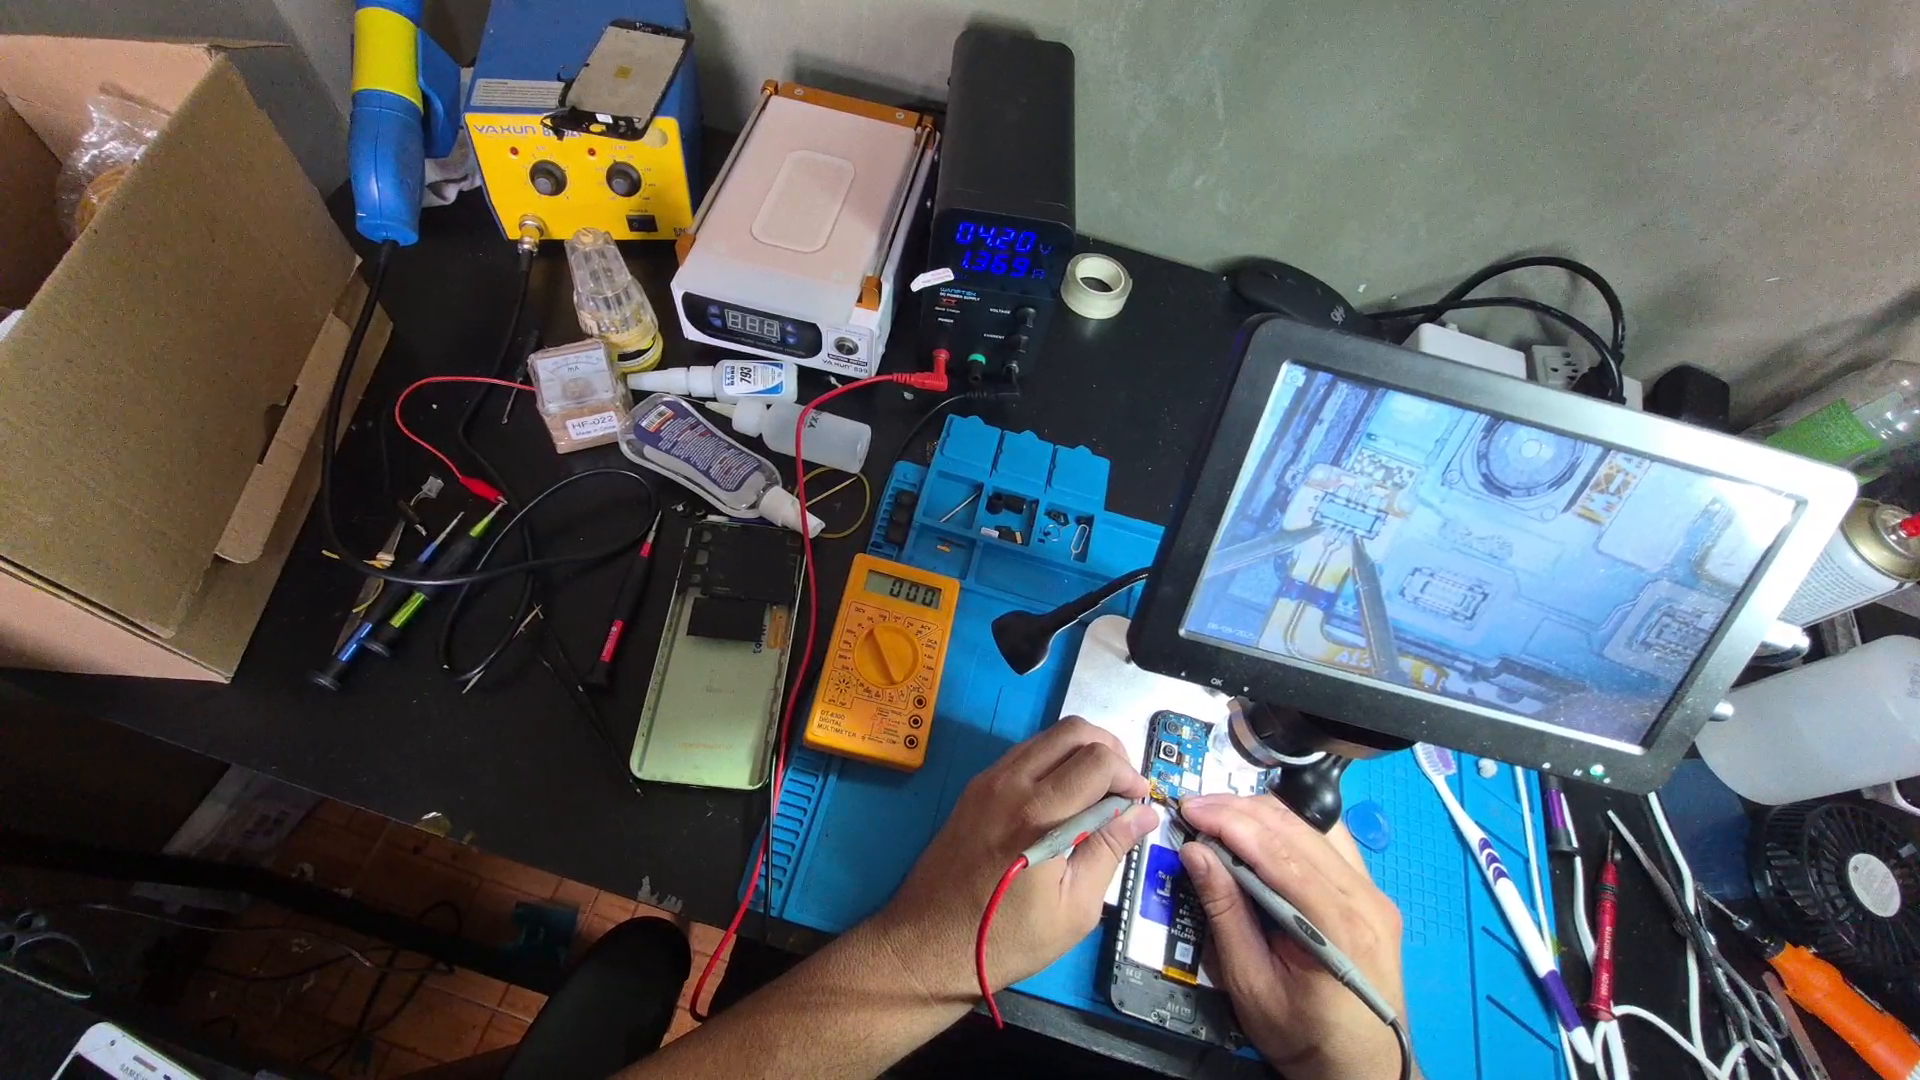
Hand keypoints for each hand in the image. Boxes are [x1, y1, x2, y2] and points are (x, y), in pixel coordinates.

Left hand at [870, 716, 1157, 999]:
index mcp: (1041, 816)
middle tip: (1124, 788)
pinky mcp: (977, 784)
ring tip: (1099, 791)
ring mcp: (991, 779)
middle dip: (1111, 750)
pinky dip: (1054, 759)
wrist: (929, 941)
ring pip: (1048, 735)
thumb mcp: (1074, 909)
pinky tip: (1064, 795)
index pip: (1099, 760)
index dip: (1131, 775)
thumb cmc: (1007, 938)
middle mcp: (1013, 783)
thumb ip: (1110, 849)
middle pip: (1075, 730)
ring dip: (1082, 750)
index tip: (1141, 802)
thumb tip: (1144, 813)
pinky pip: (1025, 752)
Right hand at [1178, 794, 1408, 1079]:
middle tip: (1194, 809)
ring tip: (1218, 814)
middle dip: (1238, 809)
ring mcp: (1374, 891)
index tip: (1190, 809)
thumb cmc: (1304, 1036)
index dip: (1230, 821)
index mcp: (1340, 926)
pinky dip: (1286, 824)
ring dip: (1260, 811)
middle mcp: (1366, 898)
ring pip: (1312, 823)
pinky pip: (1327, 837)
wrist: (1362, 1070)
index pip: (1279, 851)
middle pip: (1295, 828)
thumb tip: (1195, 851)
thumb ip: (1225, 912)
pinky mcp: (1370, 891)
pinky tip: (1256, 827)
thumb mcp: (1250, 983)